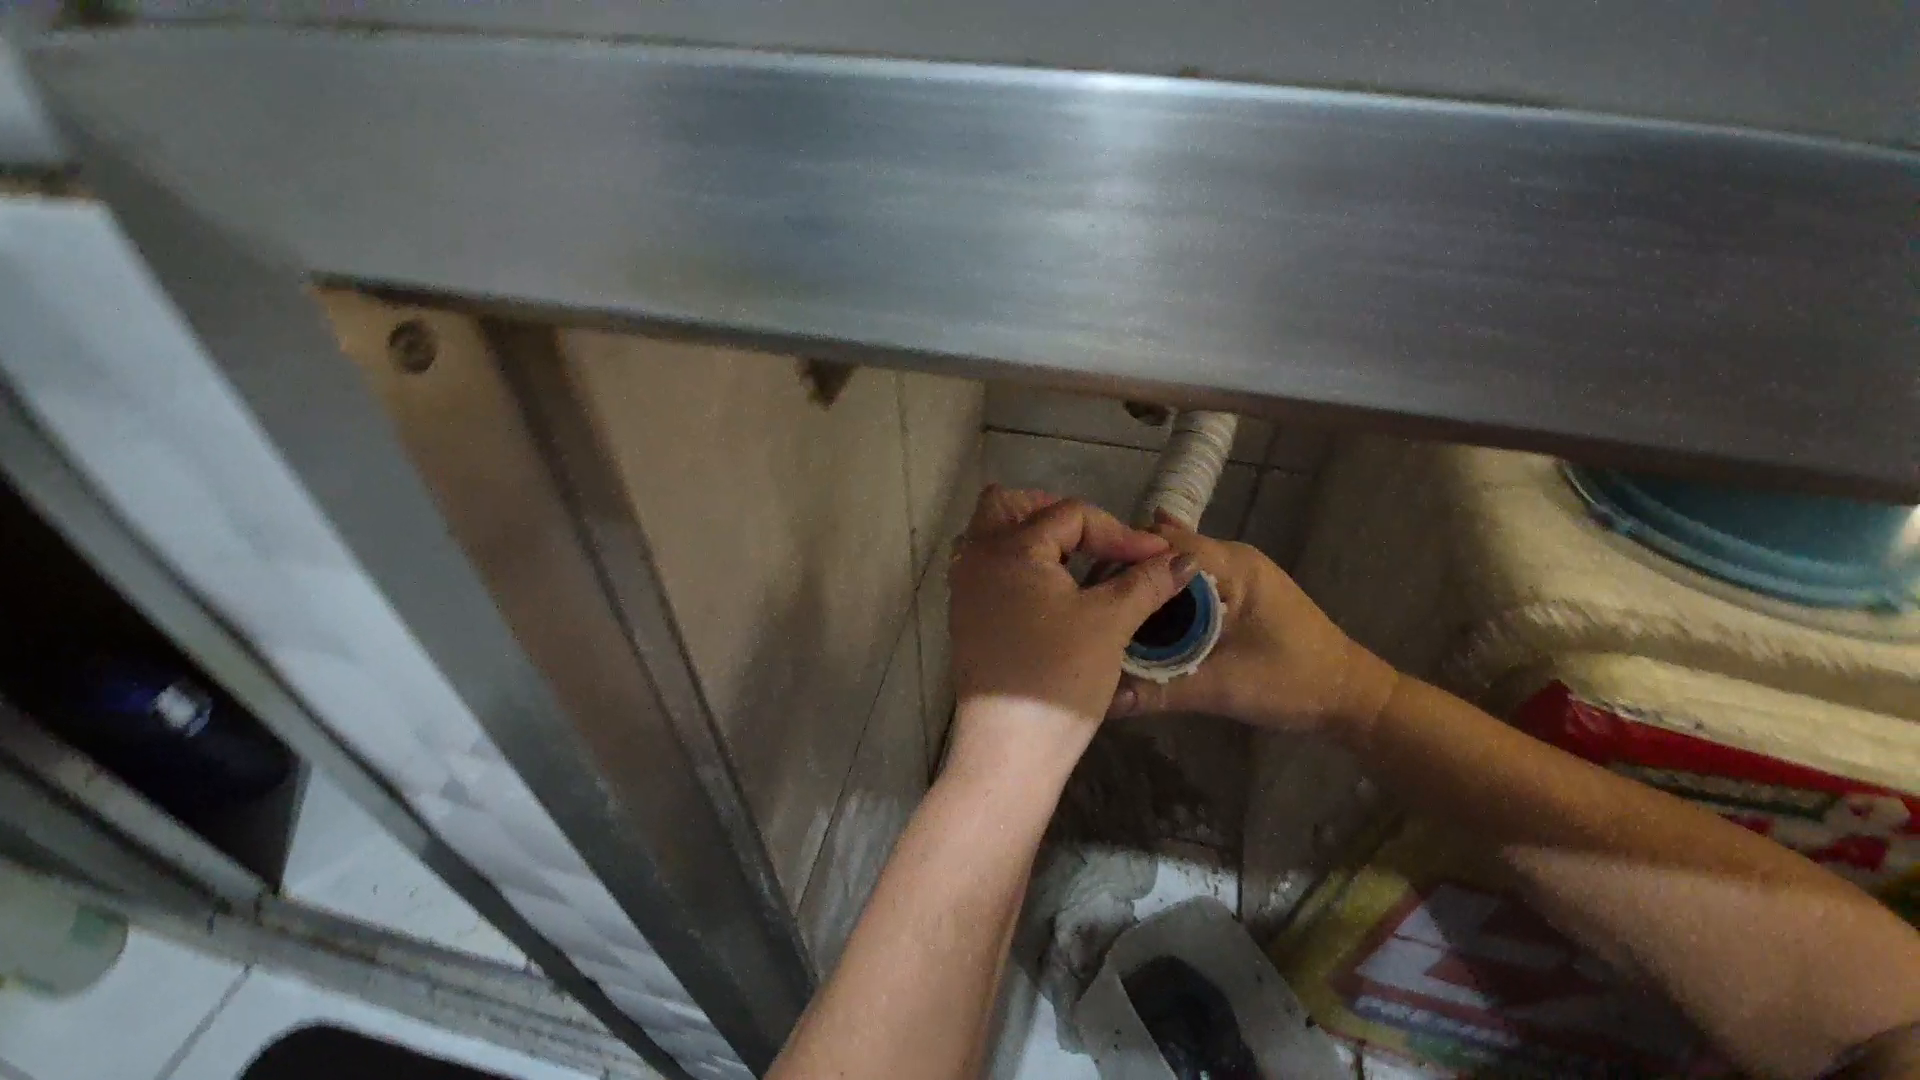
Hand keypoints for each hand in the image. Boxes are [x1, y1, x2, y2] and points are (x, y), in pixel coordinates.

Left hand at [946, 487, 1197, 770]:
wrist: (1011, 748)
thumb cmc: (1060, 676)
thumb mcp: (1110, 623)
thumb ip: (1146, 582)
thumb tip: (1184, 560)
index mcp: (1010, 548)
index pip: (1070, 515)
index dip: (1119, 532)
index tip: (1156, 558)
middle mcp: (977, 559)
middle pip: (1008, 506)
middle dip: (1055, 512)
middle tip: (1096, 539)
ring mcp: (965, 591)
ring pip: (991, 537)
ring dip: (1032, 537)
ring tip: (1076, 561)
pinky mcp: (967, 620)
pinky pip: (988, 570)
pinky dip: (1018, 567)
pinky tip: (1052, 594)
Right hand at [1107, 512, 1397, 734]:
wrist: (1350, 700)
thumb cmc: (1292, 683)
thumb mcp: (1221, 687)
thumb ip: (1158, 689)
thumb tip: (1100, 700)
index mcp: (1232, 565)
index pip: (1161, 542)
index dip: (1121, 560)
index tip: (1088, 592)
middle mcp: (1232, 560)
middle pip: (1163, 552)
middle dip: (1127, 577)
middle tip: (1093, 610)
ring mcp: (1237, 576)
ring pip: (1175, 572)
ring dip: (1145, 591)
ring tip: (1110, 619)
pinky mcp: (1238, 597)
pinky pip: (1190, 589)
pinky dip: (1165, 603)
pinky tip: (1140, 626)